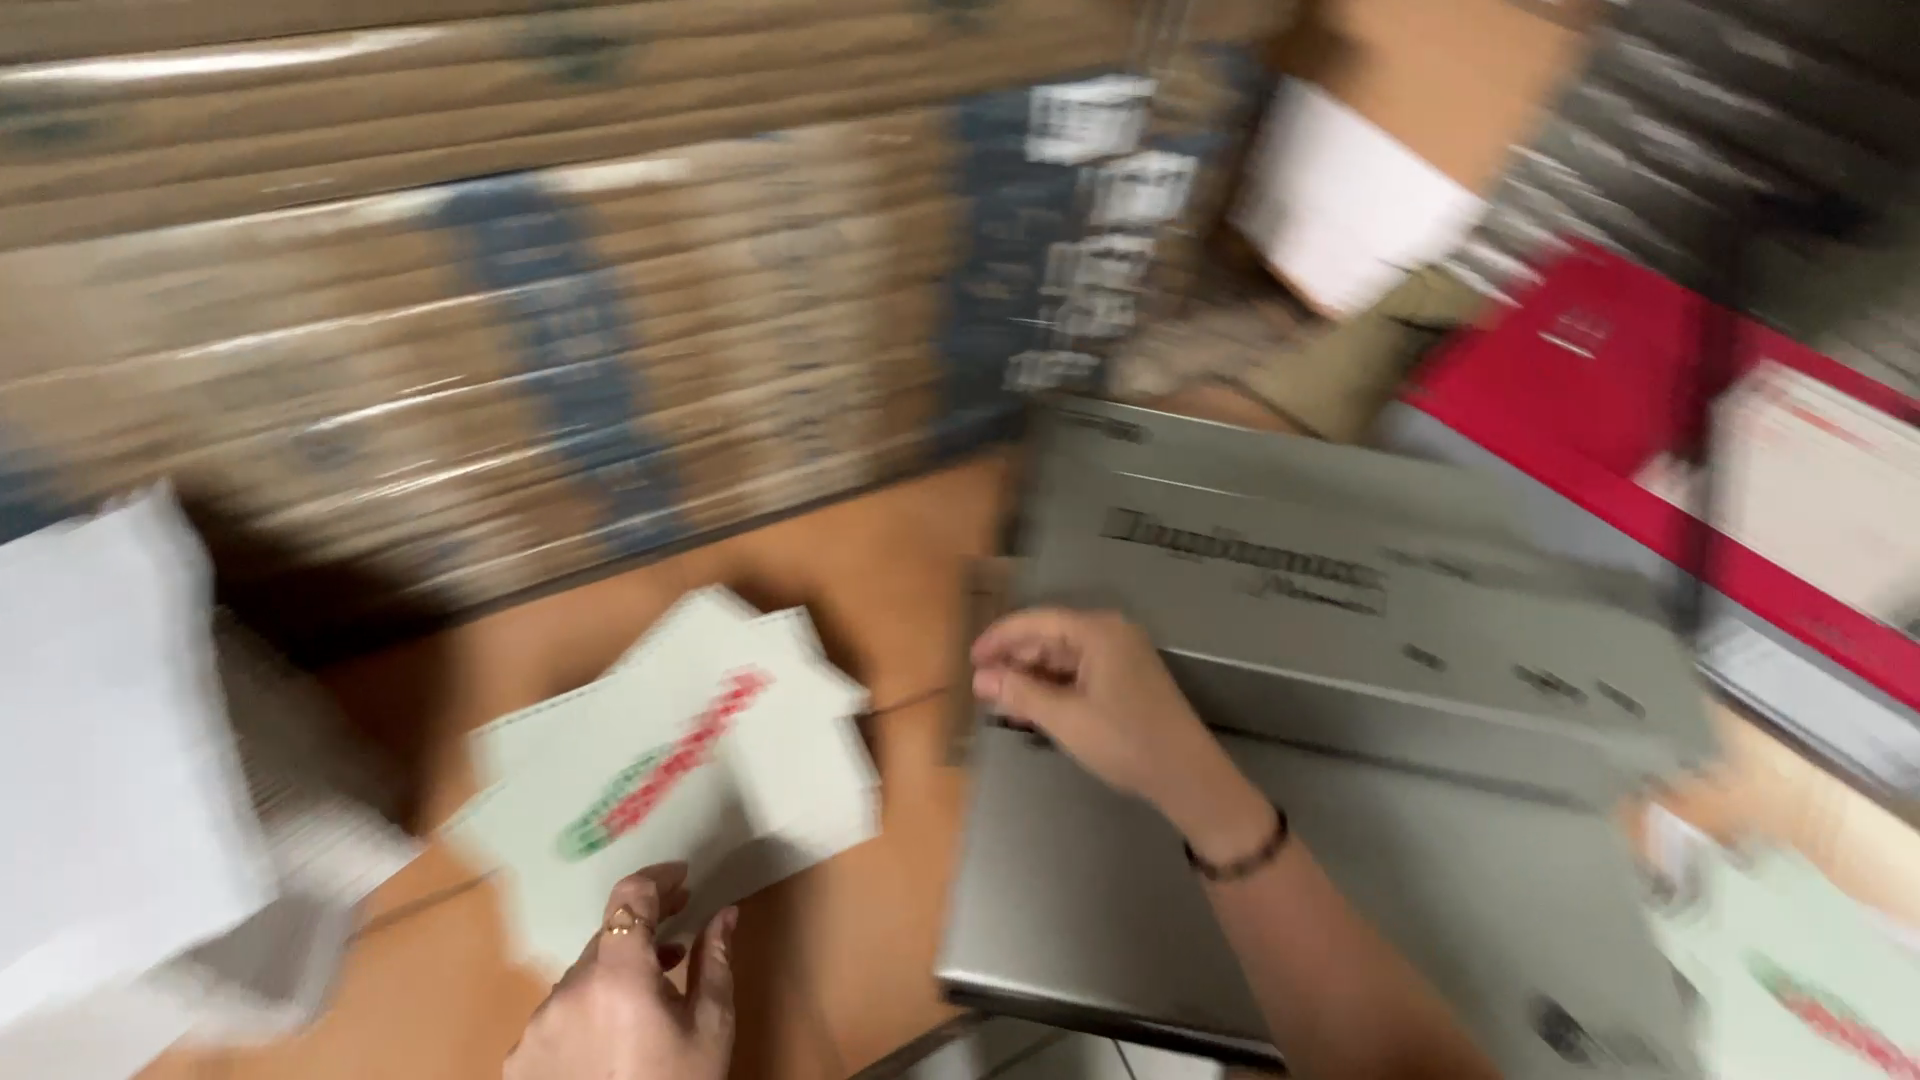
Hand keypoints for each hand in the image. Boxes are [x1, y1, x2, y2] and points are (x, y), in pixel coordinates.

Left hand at [506, 863, 735, 1079]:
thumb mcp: (711, 1026)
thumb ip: (716, 958)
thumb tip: (726, 912)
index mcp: (619, 976)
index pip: (630, 897)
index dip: (658, 878)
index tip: (684, 880)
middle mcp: (569, 991)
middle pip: (609, 935)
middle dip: (646, 925)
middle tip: (683, 927)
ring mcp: (538, 1028)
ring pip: (584, 975)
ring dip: (618, 968)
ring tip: (656, 986)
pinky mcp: (519, 1062)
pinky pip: (561, 1013)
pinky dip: (590, 1006)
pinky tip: (615, 1033)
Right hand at [970, 608, 1270, 861]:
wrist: (1187, 776)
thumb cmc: (1124, 741)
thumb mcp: (1065, 718)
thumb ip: (1020, 693)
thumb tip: (981, 678)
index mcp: (1098, 632)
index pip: (1037, 621)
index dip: (1000, 637)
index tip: (972, 659)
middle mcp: (1111, 633)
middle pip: (1050, 636)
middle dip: (1015, 658)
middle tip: (982, 684)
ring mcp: (1122, 655)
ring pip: (1063, 656)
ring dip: (1032, 675)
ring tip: (1000, 698)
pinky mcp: (1127, 677)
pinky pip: (1080, 671)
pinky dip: (1054, 686)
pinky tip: (1032, 706)